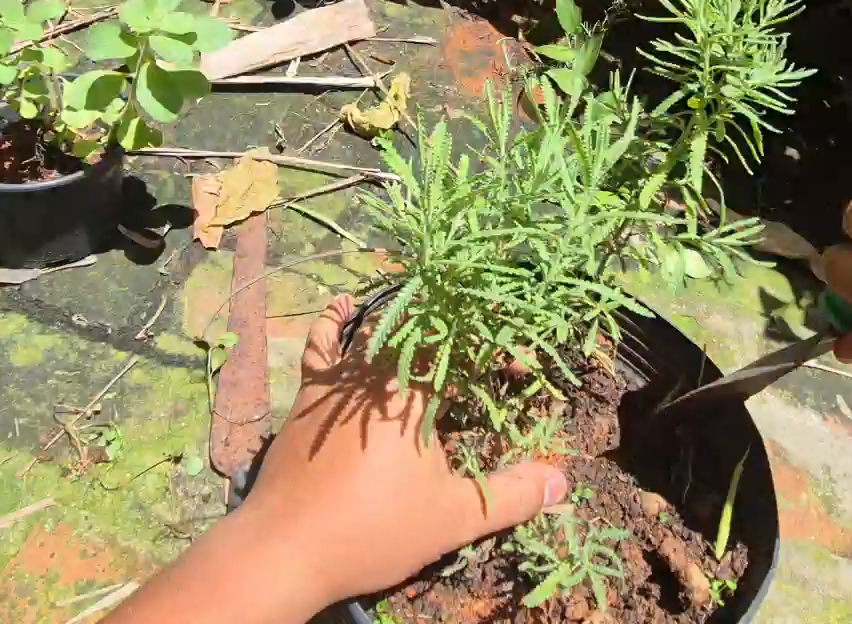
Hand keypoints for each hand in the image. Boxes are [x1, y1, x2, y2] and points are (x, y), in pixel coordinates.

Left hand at [241, 294, 568, 606]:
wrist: (286, 548)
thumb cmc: (373, 529)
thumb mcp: (453, 517)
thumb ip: (510, 495)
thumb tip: (564, 481)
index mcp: (418, 392)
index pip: (468, 352)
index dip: (498, 352)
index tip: (519, 368)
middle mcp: (380, 371)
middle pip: (426, 331)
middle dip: (461, 329)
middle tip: (485, 336)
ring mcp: (342, 378)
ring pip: (378, 330)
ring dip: (409, 317)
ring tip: (435, 303)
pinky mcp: (311, 390)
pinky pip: (323, 343)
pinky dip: (334, 320)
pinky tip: (344, 305)